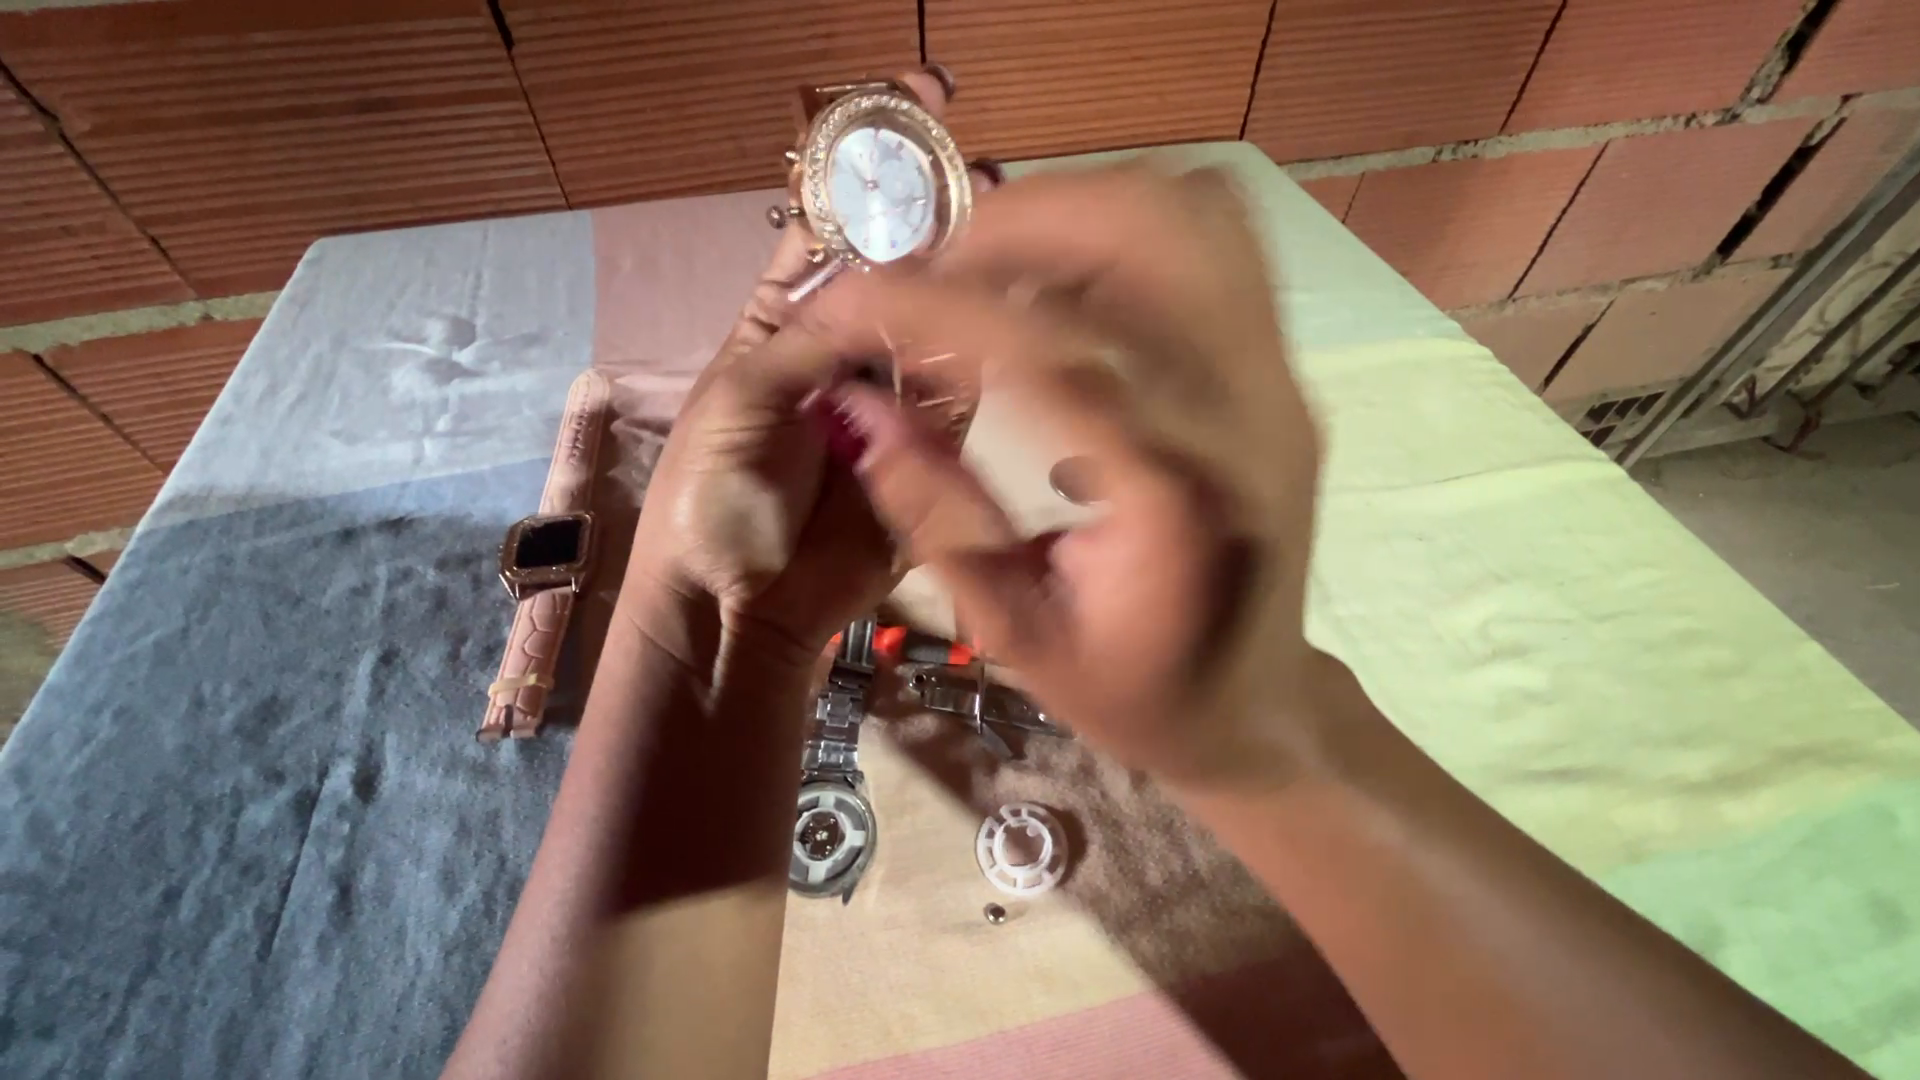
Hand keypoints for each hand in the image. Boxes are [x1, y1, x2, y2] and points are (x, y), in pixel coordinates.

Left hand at [624, 68, 987, 663]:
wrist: (745, 605)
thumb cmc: (715, 497)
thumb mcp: (742, 399)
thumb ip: (816, 339)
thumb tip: (888, 284)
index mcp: (783, 324)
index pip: (832, 231)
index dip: (870, 174)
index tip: (920, 114)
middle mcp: (847, 351)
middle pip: (902, 274)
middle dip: (941, 222)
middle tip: (989, 177)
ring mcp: (893, 400)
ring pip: (941, 328)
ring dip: (974, 283)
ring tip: (1018, 232)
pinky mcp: (931, 450)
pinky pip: (962, 394)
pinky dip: (986, 357)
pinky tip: (1016, 316)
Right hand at [805, 165, 1324, 788]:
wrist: (1253, 702)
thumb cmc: (1133, 691)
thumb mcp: (1013, 628)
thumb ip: (931, 507)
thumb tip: (853, 405)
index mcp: (1171, 496)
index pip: (1044, 350)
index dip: (933, 308)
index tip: (848, 299)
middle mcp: (1246, 411)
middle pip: (1142, 231)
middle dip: (1010, 225)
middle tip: (926, 270)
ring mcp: (1278, 378)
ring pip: (1188, 211)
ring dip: (1070, 210)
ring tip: (988, 263)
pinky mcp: (1280, 369)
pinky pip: (1211, 244)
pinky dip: (1122, 230)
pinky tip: (1062, 284)